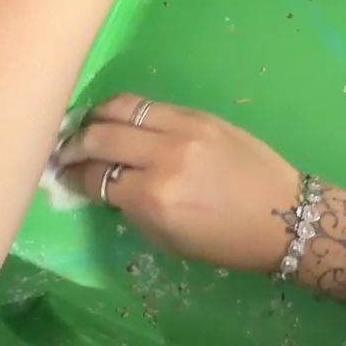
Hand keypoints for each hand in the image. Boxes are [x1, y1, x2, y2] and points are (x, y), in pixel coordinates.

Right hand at [57, 94, 303, 272]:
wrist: (282, 214)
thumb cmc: (224, 241)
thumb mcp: (167, 238)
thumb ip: (130, 207)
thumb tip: (101, 182)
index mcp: (153, 199)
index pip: (96, 177)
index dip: (73, 177)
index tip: (63, 176)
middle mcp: (163, 158)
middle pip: (99, 136)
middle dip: (73, 144)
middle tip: (64, 151)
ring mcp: (183, 130)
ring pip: (120, 108)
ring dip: (94, 116)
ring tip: (86, 127)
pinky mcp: (199, 115)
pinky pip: (150, 105)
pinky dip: (126, 111)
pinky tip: (118, 119)